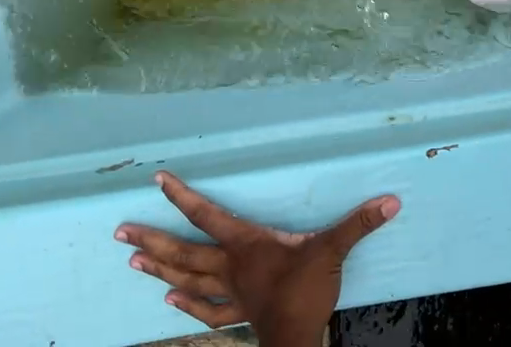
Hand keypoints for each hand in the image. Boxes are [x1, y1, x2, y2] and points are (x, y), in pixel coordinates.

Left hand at [115, 172, 398, 345]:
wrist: (298, 340)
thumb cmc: (307, 291)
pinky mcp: (237, 314)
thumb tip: (391, 201)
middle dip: (152, 240)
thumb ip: (358, 223)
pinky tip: (166, 303)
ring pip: (186, 280)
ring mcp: (229, 293)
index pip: (207, 215)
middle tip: (119, 233)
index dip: (182, 197)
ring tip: (132, 262)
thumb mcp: (333, 250)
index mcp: (245, 244)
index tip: (157, 180)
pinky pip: (205, 309)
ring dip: (158, 271)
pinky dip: (185, 305)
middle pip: (183, 252)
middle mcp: (229, 266)